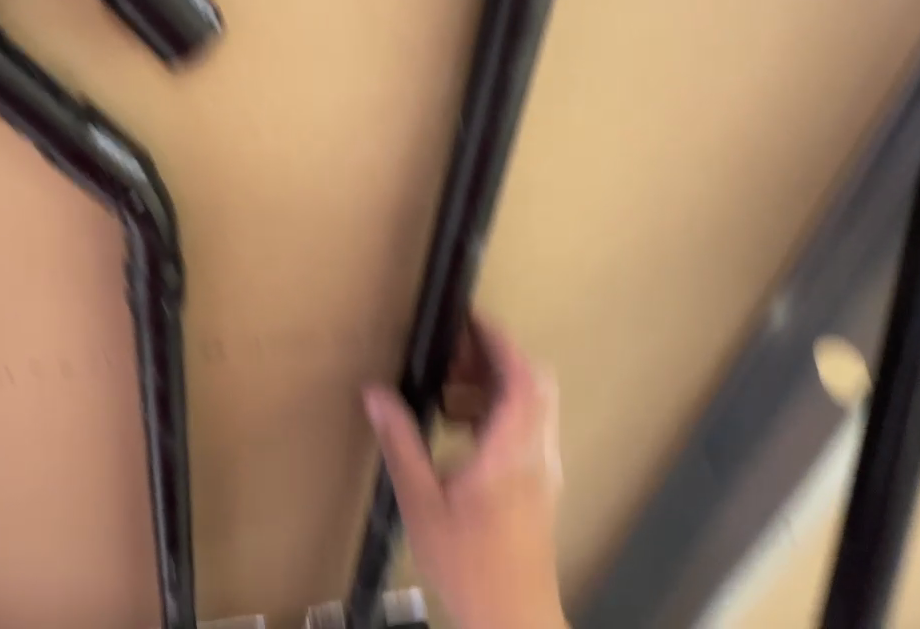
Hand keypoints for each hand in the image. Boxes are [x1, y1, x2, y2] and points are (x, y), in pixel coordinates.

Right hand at [364, 318, 567, 628]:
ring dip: (497, 382)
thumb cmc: (469, 564)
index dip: (500, 342)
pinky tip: (461, 425)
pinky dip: (499, 409)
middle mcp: (537, 454)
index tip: (471, 320)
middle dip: (496, 357)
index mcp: (511, 452)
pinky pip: (527, 426)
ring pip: (534, 404)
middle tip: (455, 351)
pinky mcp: (539, 482)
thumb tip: (376, 393)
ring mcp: (543, 469)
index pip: (522, 380)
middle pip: (535, 384)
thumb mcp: (421, 502)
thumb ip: (401, 443)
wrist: (513, 617)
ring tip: (451, 386)